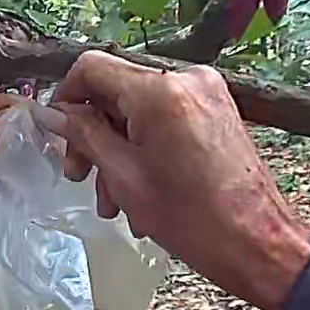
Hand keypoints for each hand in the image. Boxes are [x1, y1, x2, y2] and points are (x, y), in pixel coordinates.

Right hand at [43, 51, 309, 309]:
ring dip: (116, 148)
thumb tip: (52, 114)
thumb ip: (83, 135)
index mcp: (159, 91)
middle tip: (78, 175)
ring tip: (111, 198)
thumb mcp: (123, 176)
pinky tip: (138, 187)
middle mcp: (186, 78)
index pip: (91, 67)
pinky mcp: (216, 109)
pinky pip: (164, 117)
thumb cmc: (191, 218)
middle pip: (115, 89)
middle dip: (91, 133)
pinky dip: (144, 146)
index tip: (57, 130)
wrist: (258, 243)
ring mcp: (206, 92)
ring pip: (138, 108)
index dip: (65, 96)